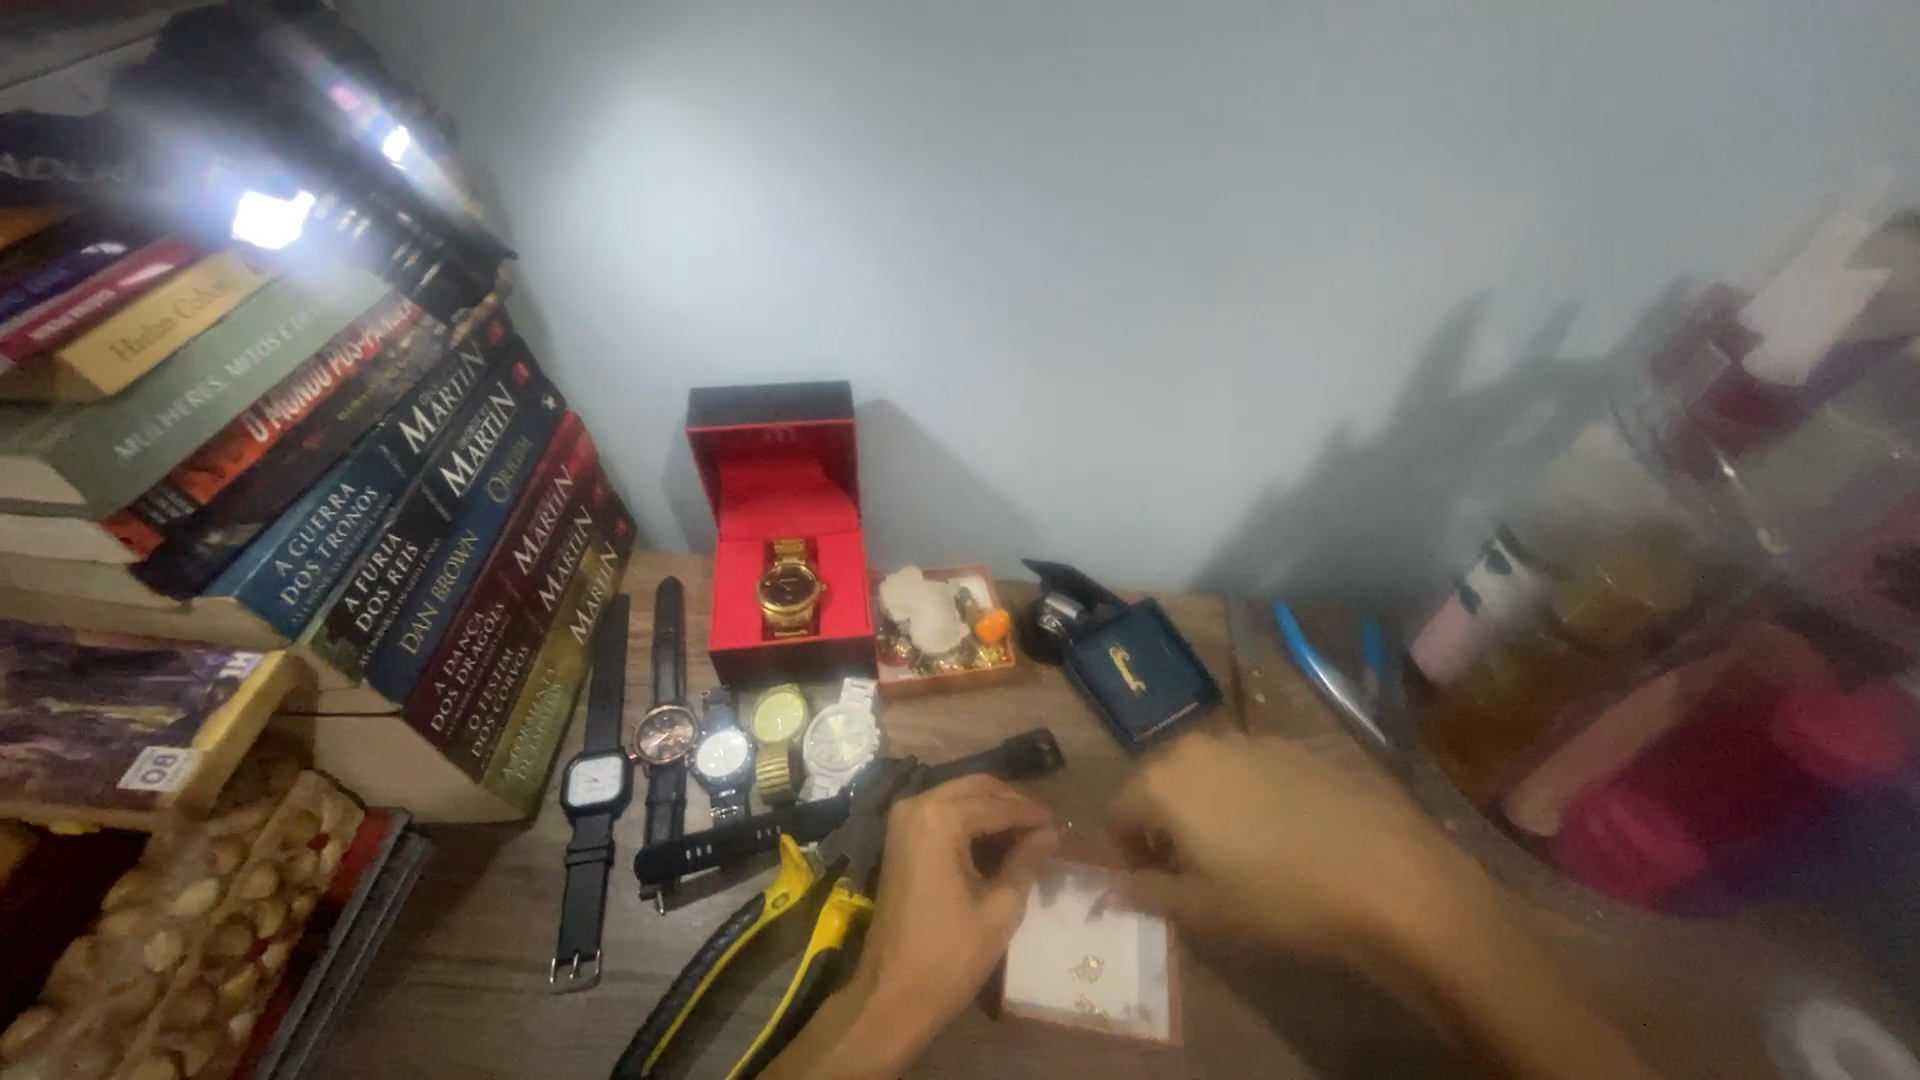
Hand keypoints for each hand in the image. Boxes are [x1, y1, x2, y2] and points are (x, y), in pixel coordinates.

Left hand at [761, 776, 1057, 1079]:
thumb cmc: (950, 956)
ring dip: (993, 811)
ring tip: (1030, 836)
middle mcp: (917, 805)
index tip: (1065, 825)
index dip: (1034, 815)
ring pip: (960, 798)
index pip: (998, 805)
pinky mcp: (900, 839)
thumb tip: (1052, 832)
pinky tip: (999, 844)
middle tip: (1048, 827)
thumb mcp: (1001, 907)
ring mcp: (904, 821)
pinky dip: (971, 823)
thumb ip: (1027, 860)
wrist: (891, 996)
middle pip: (976, 789)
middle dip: (1013, 804)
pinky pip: (943, 815)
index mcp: (940, 818)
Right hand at [1107, 733, 1495, 958]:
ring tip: (1235, 851)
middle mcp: (1196, 746)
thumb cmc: (1278, 895)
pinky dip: (1243, 795)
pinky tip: (1278, 832)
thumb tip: (1117, 886)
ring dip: (1202, 807)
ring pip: (1203, 773)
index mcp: (1163, 781)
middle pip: (1158, 784)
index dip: (1125, 849)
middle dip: (1161, 823)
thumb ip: (1147, 893)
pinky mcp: (1291, 745)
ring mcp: (1246, 740)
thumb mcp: (1202, 909)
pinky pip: (1246, 768)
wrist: (1387, 870)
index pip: (1117, 810)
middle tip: (1187, 868)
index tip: (1148, 881)